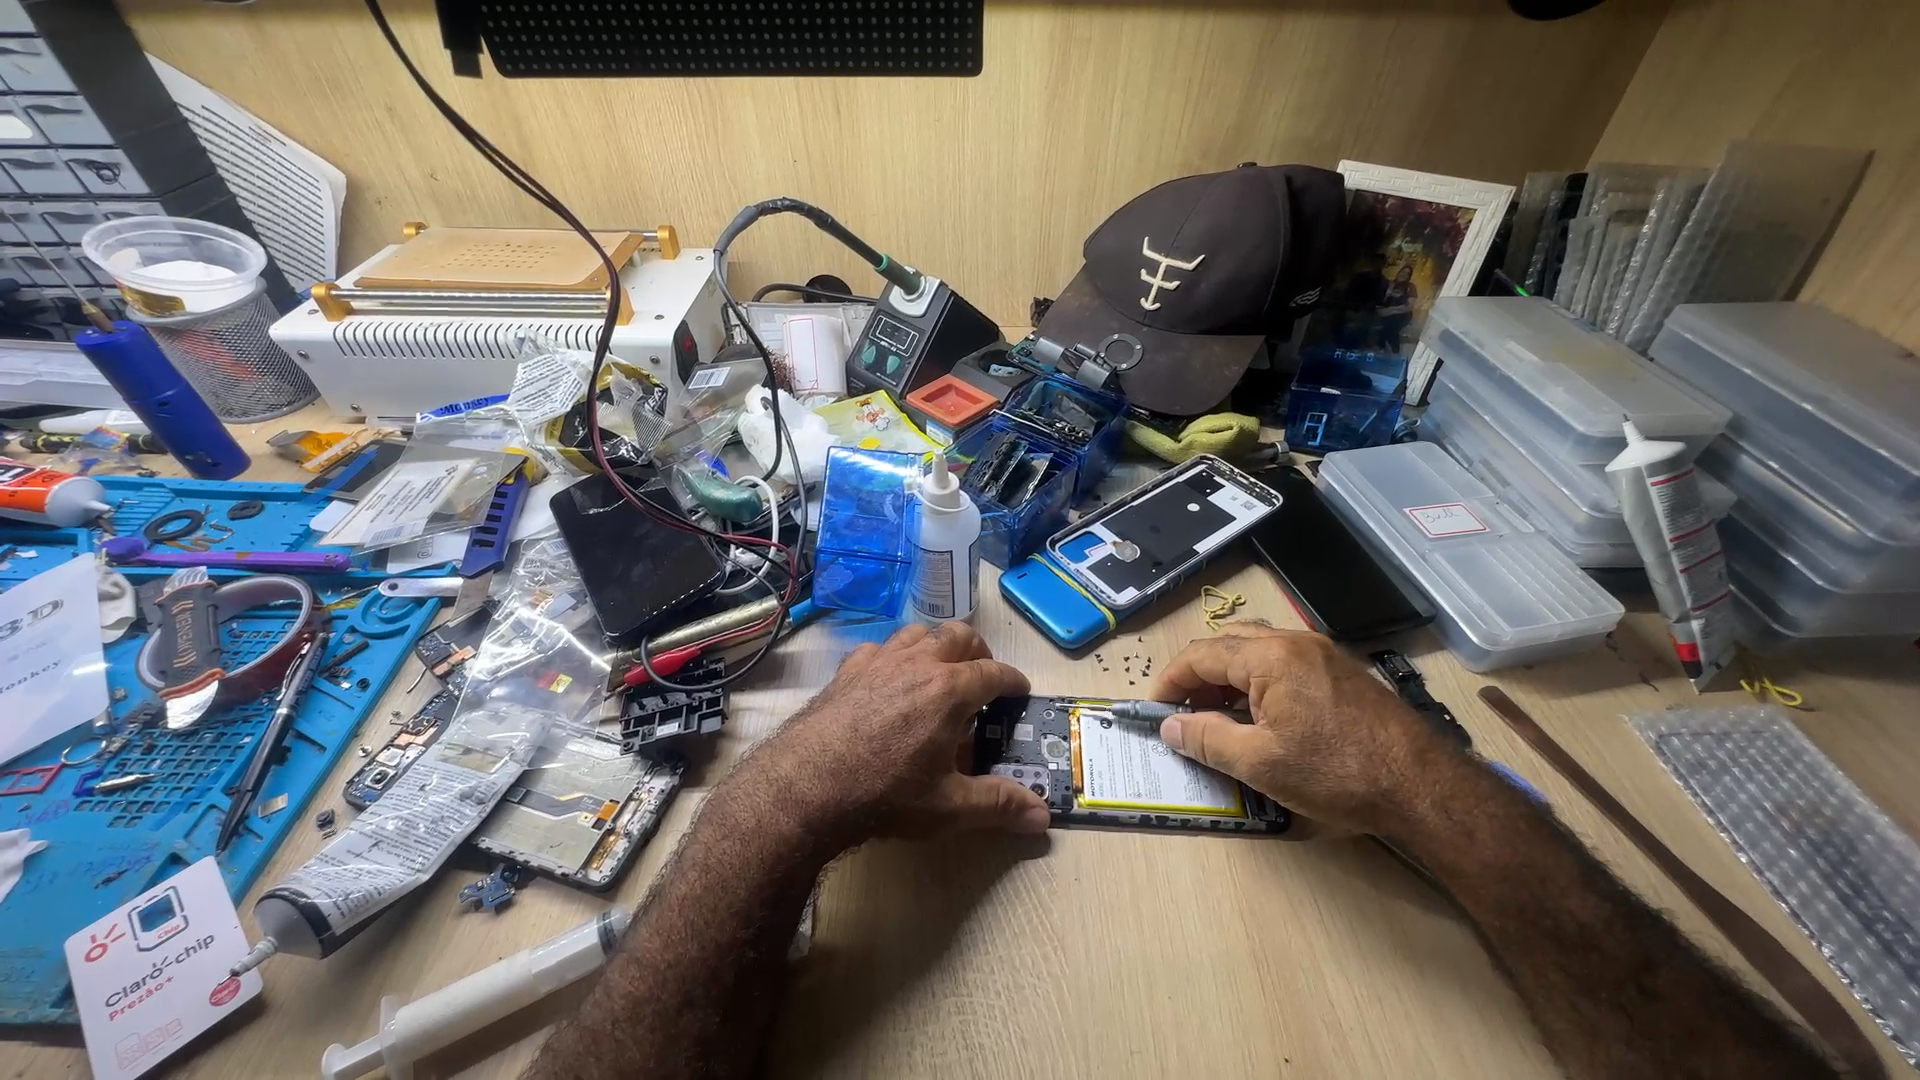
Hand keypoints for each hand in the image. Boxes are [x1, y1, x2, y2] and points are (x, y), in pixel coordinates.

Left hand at [750, 622, 1050, 845]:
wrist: (806, 786)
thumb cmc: (885, 794)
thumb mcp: (949, 807)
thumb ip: (998, 805)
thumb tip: (1043, 817)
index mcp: (951, 690)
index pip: (995, 672)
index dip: (1013, 680)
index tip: (1020, 690)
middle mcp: (919, 663)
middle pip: (959, 635)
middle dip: (979, 651)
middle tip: (984, 675)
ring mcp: (880, 660)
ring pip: (919, 632)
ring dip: (937, 645)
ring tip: (940, 669)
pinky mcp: (848, 669)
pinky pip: (880, 648)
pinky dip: (895, 656)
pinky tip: (889, 679)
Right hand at [1146, 623, 1461, 835]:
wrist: (1425, 787)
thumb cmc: (1336, 774)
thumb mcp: (1260, 764)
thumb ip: (1207, 740)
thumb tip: (1170, 728)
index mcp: (1269, 656)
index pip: (1201, 655)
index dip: (1170, 681)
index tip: (1155, 710)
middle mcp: (1295, 642)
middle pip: (1228, 645)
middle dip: (1198, 677)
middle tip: (1184, 713)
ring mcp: (1322, 653)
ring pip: (1257, 652)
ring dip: (1229, 679)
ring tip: (1218, 718)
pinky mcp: (1342, 671)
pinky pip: (1284, 663)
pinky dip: (1259, 682)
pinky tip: (1262, 718)